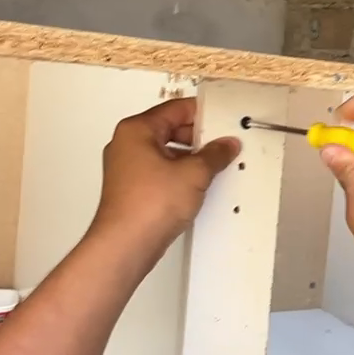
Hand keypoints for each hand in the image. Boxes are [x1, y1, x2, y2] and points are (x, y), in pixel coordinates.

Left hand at [90, 97, 240, 250]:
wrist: (125, 245)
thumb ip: (214, 154)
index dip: (203, 113)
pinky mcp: (132, 189)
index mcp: (137, 130)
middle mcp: (127, 144)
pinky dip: (180, 173)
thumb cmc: (151, 204)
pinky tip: (200, 184)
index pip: (175, 109)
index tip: (225, 119)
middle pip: (170, 128)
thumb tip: (227, 144)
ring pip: (166, 151)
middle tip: (225, 144)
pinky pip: (161, 171)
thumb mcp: (194, 173)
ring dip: (191, 157)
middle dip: (199, 137)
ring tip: (217, 165)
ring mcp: (128, 167)